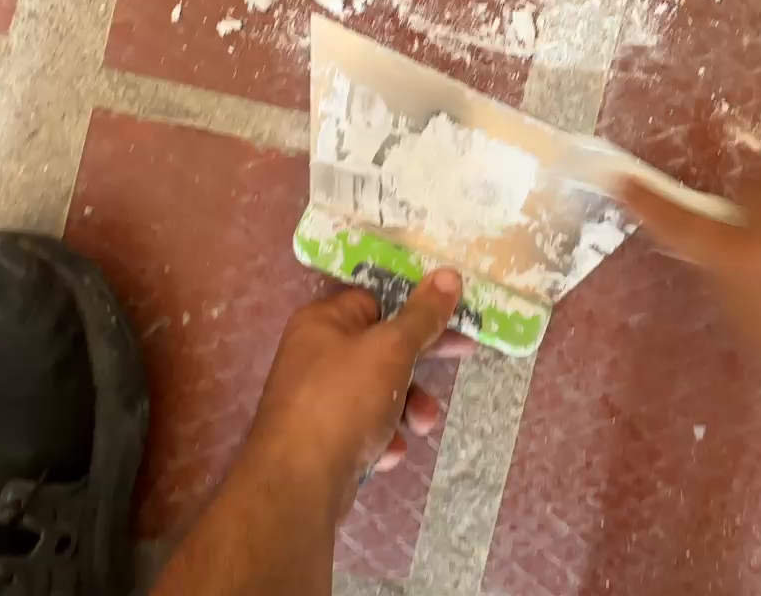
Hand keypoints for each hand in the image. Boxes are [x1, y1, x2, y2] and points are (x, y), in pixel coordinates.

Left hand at [241, 270, 470, 516]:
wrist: (297, 485)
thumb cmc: (344, 399)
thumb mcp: (392, 348)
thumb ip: (423, 314)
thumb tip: (449, 274)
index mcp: (324, 321)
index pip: (378, 300)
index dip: (418, 308)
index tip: (454, 316)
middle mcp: (315, 354)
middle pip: (382, 347)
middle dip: (420, 363)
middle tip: (463, 354)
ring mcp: (316, 400)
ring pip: (378, 391)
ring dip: (408, 406)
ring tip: (421, 424)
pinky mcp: (322, 441)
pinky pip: (364, 428)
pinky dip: (383, 438)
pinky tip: (388, 454)